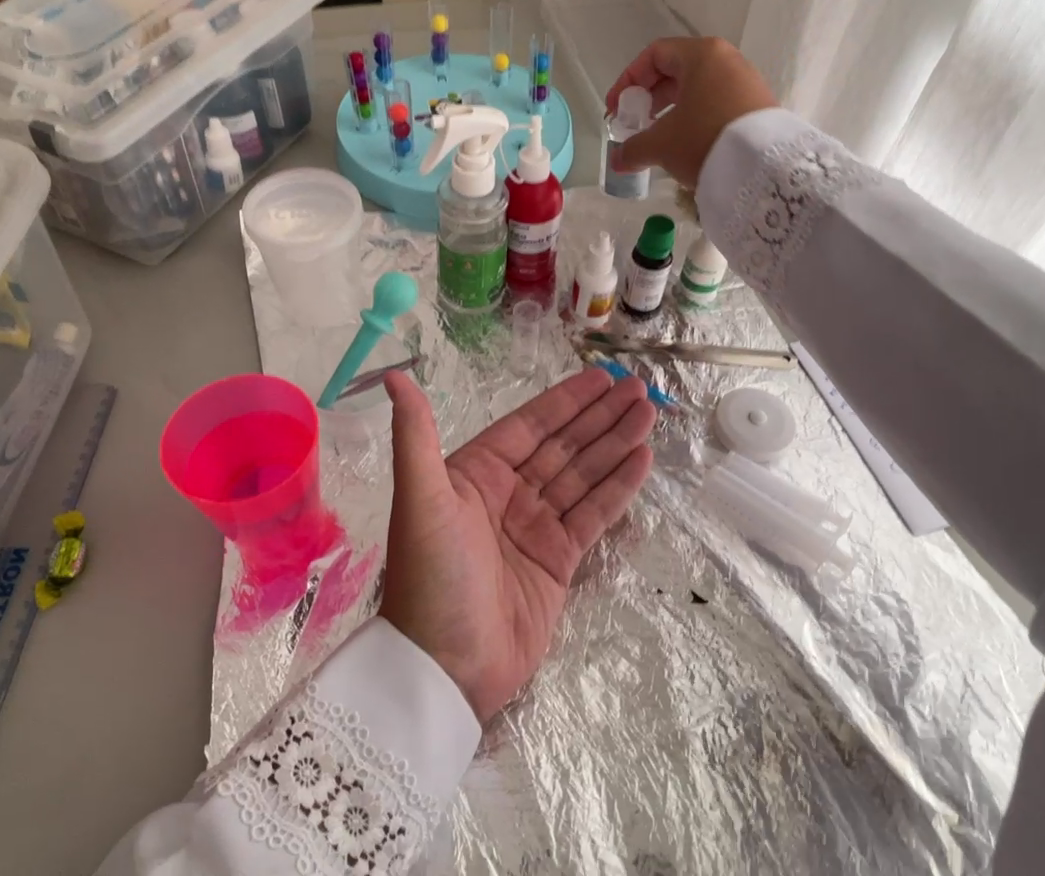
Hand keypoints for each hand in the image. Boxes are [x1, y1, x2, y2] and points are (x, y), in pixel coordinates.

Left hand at [379, 369, 655, 721]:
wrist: (447, 667)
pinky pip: (593, 515)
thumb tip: (396, 376)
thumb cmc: (432, 578)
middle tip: (638, 389)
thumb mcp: (420, 500)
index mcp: (473, 475)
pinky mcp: (558, 562)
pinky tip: (641, 460)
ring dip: (615, 444)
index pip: (528, 426)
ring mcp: (534, 529)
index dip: (565, 401)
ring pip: (583, 475)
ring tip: (648, 415)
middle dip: (599, 417)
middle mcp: (506, 496)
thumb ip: (415, 436)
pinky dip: (618, 488)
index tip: (601, 377)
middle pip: (562, 446)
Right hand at [604, 37, 778, 188]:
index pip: (654, 55)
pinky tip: (686, 146)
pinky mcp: (756, 107)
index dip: (628, 80)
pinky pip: (716, 105)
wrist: (764, 166)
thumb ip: (633, 148)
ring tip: (658, 139)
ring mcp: (745, 83)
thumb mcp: (662, 144)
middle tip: (635, 124)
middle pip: (676, 71)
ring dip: (671, 112)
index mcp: (701, 54)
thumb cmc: (705, 138)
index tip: (616, 108)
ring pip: (697, 90)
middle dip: (649, 98)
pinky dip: (694, 120)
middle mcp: (726, 60)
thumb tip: (619, 161)